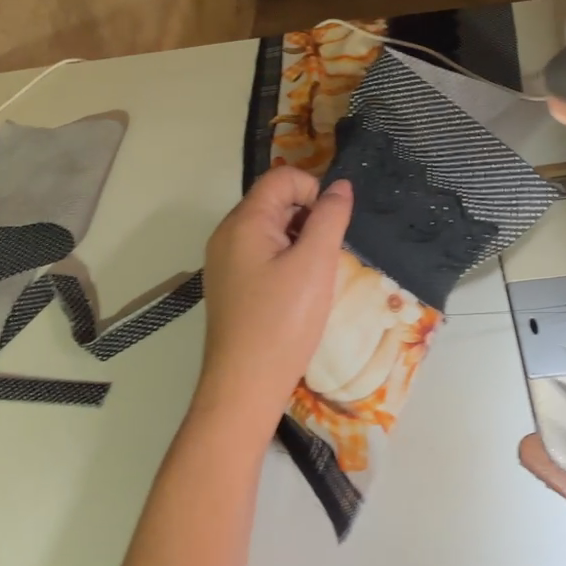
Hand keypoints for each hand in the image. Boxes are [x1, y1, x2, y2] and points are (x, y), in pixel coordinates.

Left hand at [196, 167, 353, 427]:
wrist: (244, 388)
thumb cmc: (282, 322)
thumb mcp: (315, 264)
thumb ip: (330, 218)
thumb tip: (341, 186)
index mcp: (243, 221)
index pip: (282, 177)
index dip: (313, 191)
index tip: (332, 227)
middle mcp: (228, 234)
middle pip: (275, 201)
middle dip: (308, 218)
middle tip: (326, 257)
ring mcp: (225, 261)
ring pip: (271, 229)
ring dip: (300, 242)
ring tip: (315, 278)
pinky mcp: (231, 285)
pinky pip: (262, 254)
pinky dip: (286, 262)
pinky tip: (298, 294)